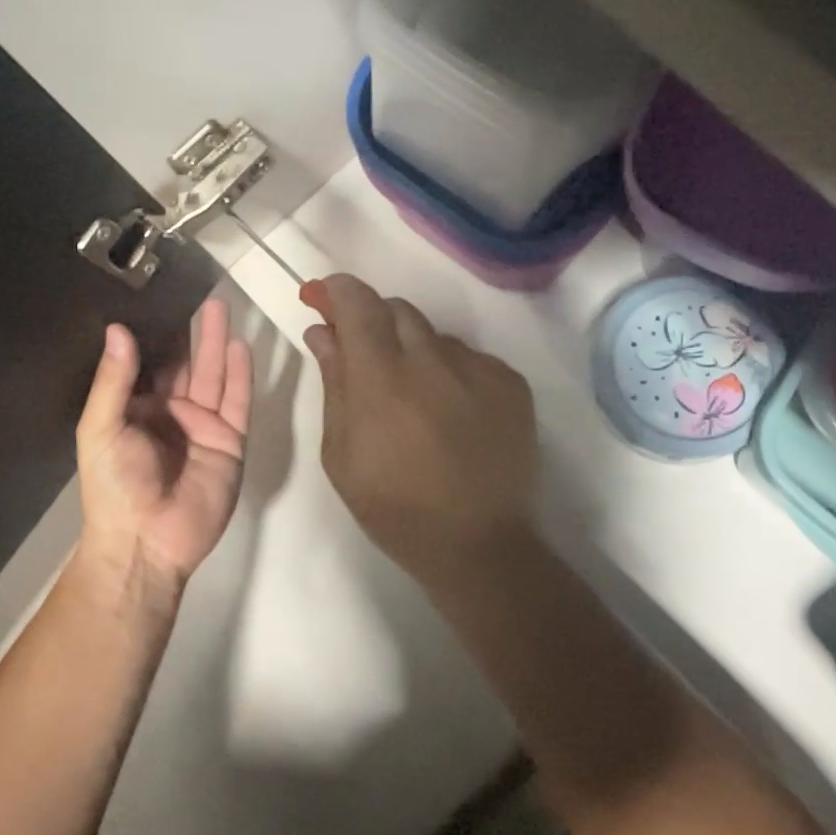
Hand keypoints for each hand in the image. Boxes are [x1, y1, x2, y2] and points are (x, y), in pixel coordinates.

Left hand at [76, 299, 250, 593]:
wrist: (146, 541)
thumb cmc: (114, 485)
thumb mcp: (102, 429)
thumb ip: (114, 380)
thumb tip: (117, 329)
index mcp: (136, 411)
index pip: (149, 364)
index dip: (156, 334)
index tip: (160, 297)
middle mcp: (171, 413)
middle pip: (186, 364)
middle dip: (193, 331)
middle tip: (201, 294)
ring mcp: (203, 427)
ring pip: (213, 376)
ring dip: (217, 343)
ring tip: (222, 307)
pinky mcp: (229, 441)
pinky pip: (237, 402)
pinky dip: (240, 375)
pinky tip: (241, 346)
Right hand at [303, 275, 538, 576]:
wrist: (478, 543)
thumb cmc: (394, 508)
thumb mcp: (343, 454)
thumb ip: (334, 383)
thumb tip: (322, 333)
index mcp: (382, 378)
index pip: (358, 303)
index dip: (338, 291)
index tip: (324, 299)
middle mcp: (433, 359)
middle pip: (398, 310)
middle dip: (375, 323)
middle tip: (367, 360)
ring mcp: (479, 369)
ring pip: (436, 337)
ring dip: (416, 352)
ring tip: (417, 403)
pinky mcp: (512, 383)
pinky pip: (472, 359)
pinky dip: (453, 374)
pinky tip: (453, 415)